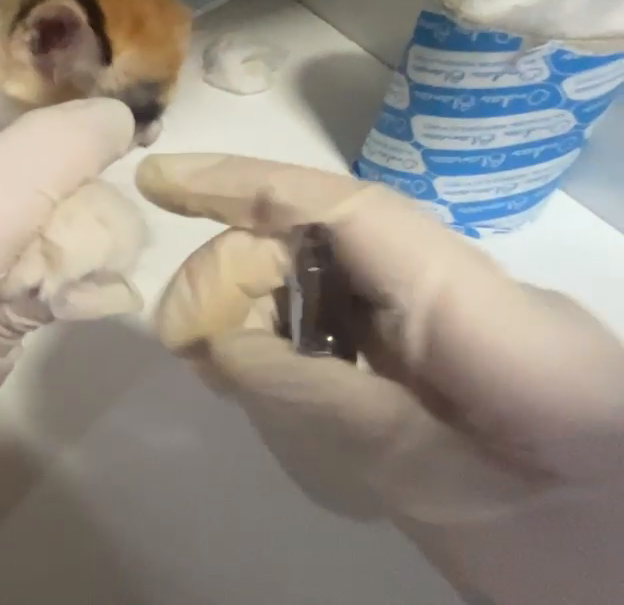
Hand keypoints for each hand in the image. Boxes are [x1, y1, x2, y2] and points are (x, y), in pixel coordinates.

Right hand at [140, 153, 623, 604]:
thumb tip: (218, 342)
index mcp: (491, 320)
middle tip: (179, 342)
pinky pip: (335, 316)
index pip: (349, 213)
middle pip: (313, 246)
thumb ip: (326, 402)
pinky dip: (274, 334)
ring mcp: (454, 328)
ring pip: (314, 278)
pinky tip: (242, 369)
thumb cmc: (576, 549)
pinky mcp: (439, 357)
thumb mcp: (440, 488)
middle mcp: (469, 300)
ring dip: (244, 308)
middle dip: (230, 277)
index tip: (156, 182)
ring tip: (204, 363)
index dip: (244, 184)